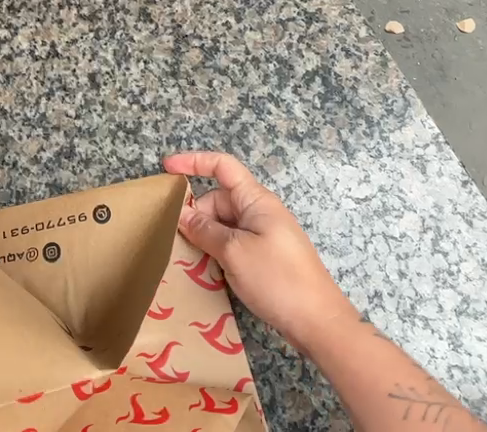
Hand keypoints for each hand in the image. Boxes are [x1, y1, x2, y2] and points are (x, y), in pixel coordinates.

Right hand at [163, 151, 357, 344]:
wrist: (320, 324)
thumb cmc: (278, 279)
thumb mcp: (233, 252)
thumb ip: (204, 230)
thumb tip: (180, 214)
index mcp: (256, 200)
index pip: (222, 166)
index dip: (193, 161)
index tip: (167, 168)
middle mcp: (260, 212)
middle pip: (218, 200)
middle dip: (196, 213)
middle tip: (178, 238)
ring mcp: (265, 236)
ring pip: (224, 224)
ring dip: (205, 236)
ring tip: (190, 257)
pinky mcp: (266, 258)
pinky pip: (234, 243)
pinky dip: (218, 251)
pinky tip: (209, 270)